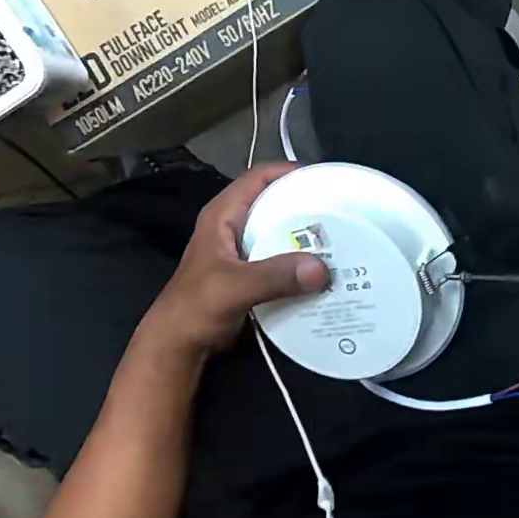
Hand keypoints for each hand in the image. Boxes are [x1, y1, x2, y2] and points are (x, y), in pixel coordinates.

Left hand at [134, 163, 330, 360]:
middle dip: (306, 205)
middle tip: (341, 211)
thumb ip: (274, 276)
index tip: (323, 178)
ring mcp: (243, 251)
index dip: (288, 171)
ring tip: (340, 238)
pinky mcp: (252, 274)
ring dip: (306, 236)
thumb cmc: (195, 307)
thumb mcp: (233, 287)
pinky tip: (323, 268)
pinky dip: (301, 260)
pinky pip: (282, 257)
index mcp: (223, 215)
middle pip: (274, 203)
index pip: (258, 178)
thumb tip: (322, 268)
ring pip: (280, 231)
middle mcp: (234, 226)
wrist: (178, 346)